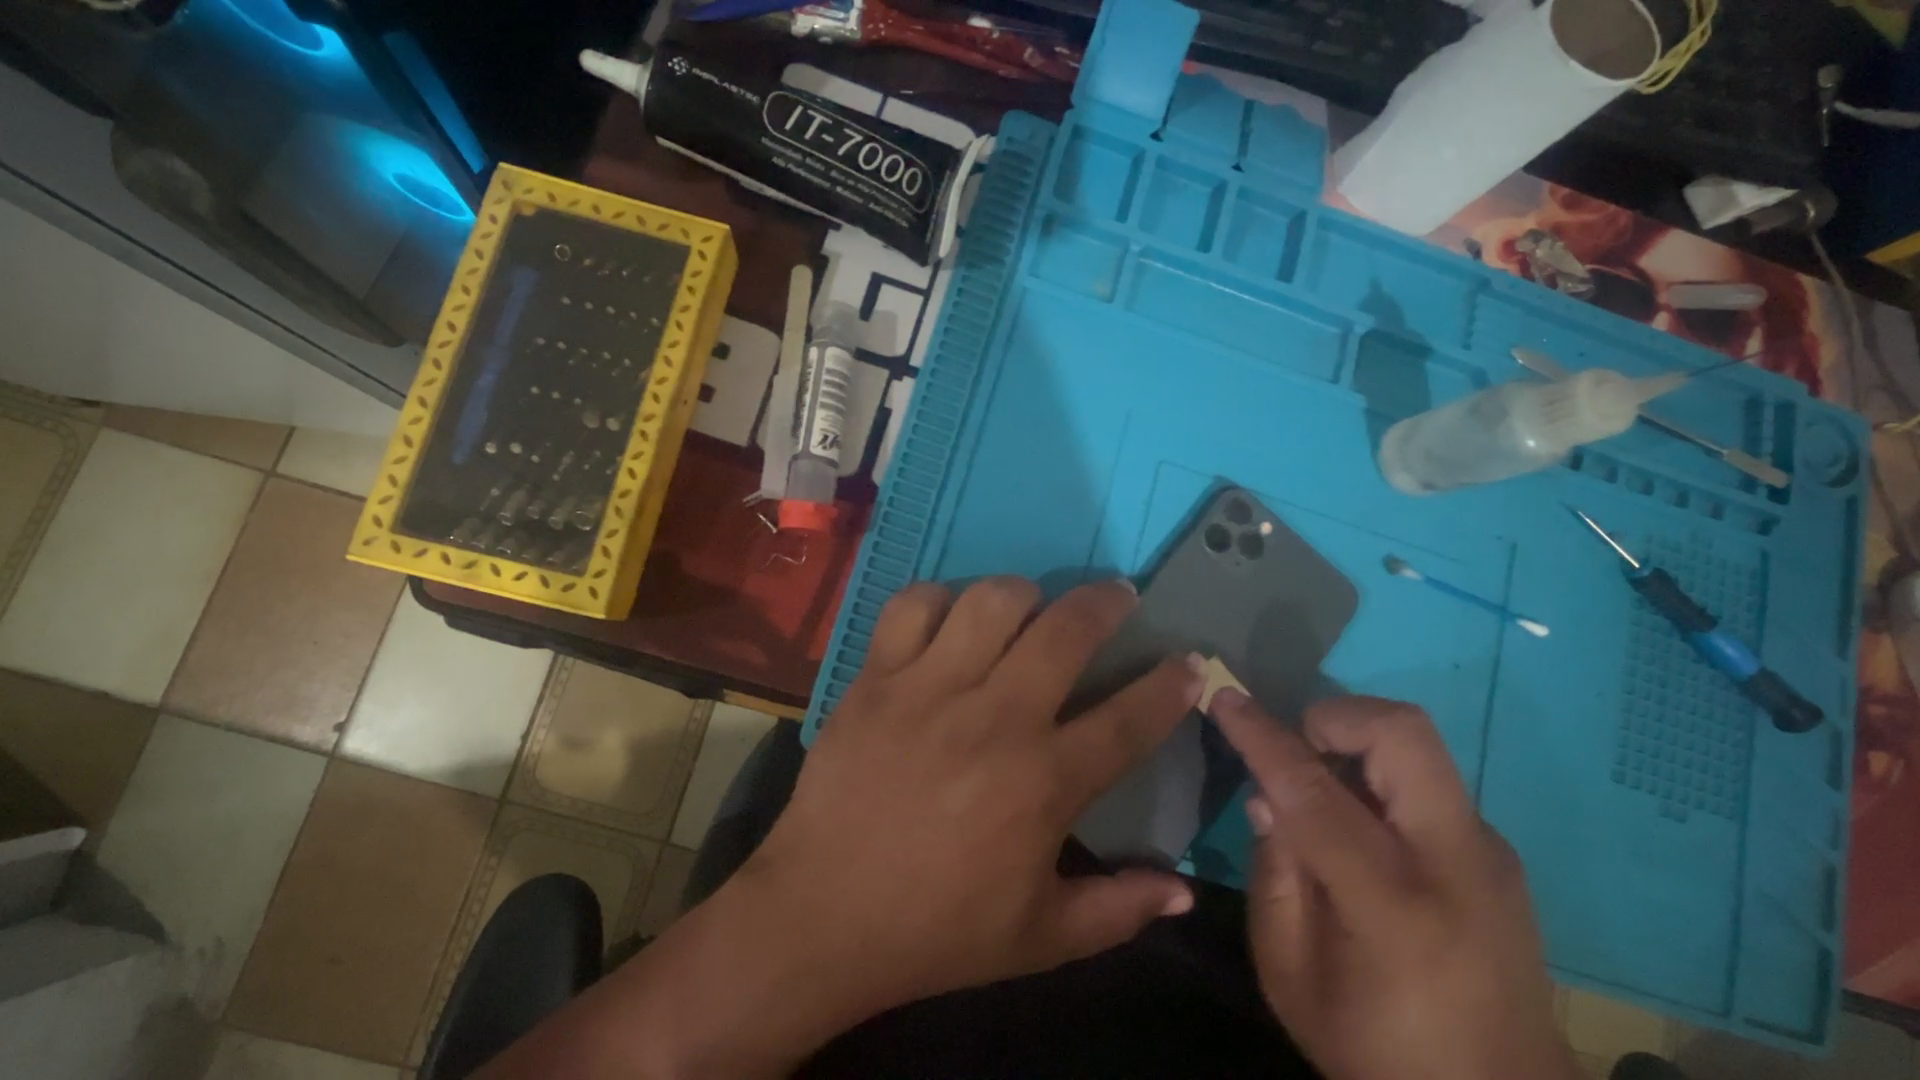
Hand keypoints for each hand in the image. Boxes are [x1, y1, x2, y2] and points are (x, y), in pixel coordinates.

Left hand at [743, 577, 1202, 1010]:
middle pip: (1067, 630)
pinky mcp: (875, 679)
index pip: (1130, 717)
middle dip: (1107, 604)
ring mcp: (929, 689)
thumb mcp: (1042, 939)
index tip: (1189, 661)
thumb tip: (1186, 891)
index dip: (1171, 684)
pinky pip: (911, 606)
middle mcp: (995, 718)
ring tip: (1033, 606)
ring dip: (1026, 593)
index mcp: (1044, 781)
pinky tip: (951, 619)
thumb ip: (1121, 910)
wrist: (820, 916)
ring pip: (993, 601)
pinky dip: (939, 600)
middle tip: (1119, 598)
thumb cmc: (936, 931)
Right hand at [1210, 689, 1580, 1079]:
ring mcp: (1490, 852)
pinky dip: (1382, 784)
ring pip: (1420, 749)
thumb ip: (1274, 878)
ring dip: (1356, 748)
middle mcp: (1455, 861)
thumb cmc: (1378, 1049)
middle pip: (1403, 732)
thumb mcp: (1292, 978)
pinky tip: (1364, 840)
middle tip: (1294, 750)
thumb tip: (1267, 796)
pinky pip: (1429, 787)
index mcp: (1393, 904)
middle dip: (1334, 716)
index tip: (1226, 697)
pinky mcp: (1501, 854)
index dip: (1263, 738)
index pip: (1315, 792)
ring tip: (1322, 799)